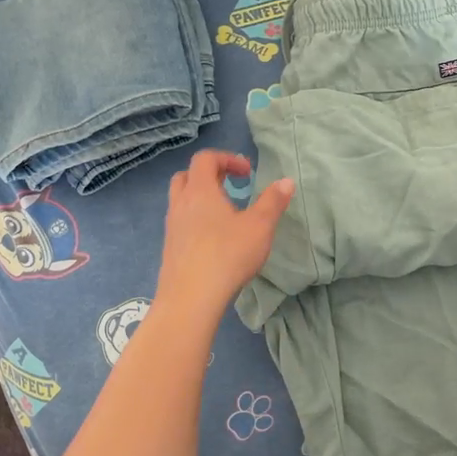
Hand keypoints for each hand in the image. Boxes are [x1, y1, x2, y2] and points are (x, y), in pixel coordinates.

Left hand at [154, 150, 292, 319]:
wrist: (191, 297)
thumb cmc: (227, 255)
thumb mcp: (259, 227)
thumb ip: (273, 202)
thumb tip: (286, 181)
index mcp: (200, 190)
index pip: (205, 159)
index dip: (226, 159)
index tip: (247, 172)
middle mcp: (180, 203)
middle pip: (187, 176)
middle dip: (209, 176)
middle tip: (230, 187)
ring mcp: (171, 227)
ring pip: (181, 201)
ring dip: (201, 200)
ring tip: (224, 216)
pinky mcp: (170, 248)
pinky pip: (181, 223)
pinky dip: (195, 221)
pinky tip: (213, 241)